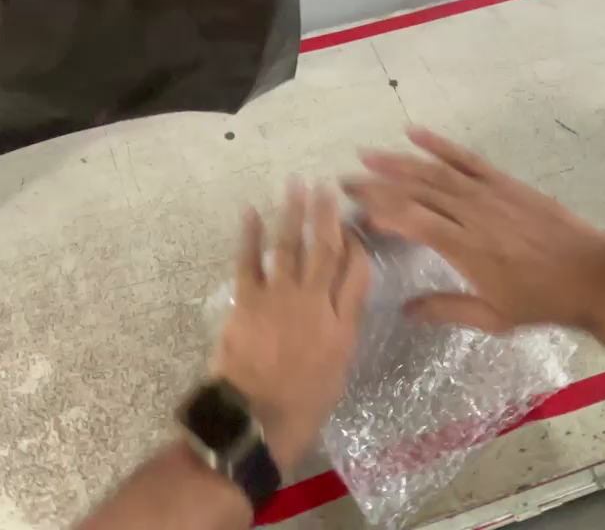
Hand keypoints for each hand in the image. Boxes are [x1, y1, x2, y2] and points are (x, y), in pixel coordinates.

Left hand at [212, 183, 370, 469]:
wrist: (258, 420)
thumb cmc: (302, 405)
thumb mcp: (337, 369)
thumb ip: (341, 329)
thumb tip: (340, 301)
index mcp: (341, 324)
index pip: (357, 272)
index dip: (356, 243)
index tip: (351, 223)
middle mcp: (314, 302)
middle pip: (325, 248)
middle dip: (326, 214)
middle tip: (325, 185)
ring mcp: (280, 297)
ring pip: (290, 244)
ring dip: (292, 212)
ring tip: (295, 184)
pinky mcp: (247, 300)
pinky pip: (248, 259)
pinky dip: (249, 234)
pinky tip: (250, 211)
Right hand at [346, 126, 604, 332]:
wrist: (594, 276)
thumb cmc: (542, 301)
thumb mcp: (494, 317)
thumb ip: (446, 308)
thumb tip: (404, 311)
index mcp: (464, 247)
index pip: (411, 222)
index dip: (380, 213)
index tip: (355, 212)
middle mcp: (469, 213)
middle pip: (414, 192)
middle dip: (377, 185)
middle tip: (345, 180)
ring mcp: (486, 193)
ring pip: (433, 172)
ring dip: (396, 162)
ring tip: (366, 155)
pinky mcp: (502, 181)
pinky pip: (465, 158)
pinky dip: (438, 144)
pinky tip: (414, 132)